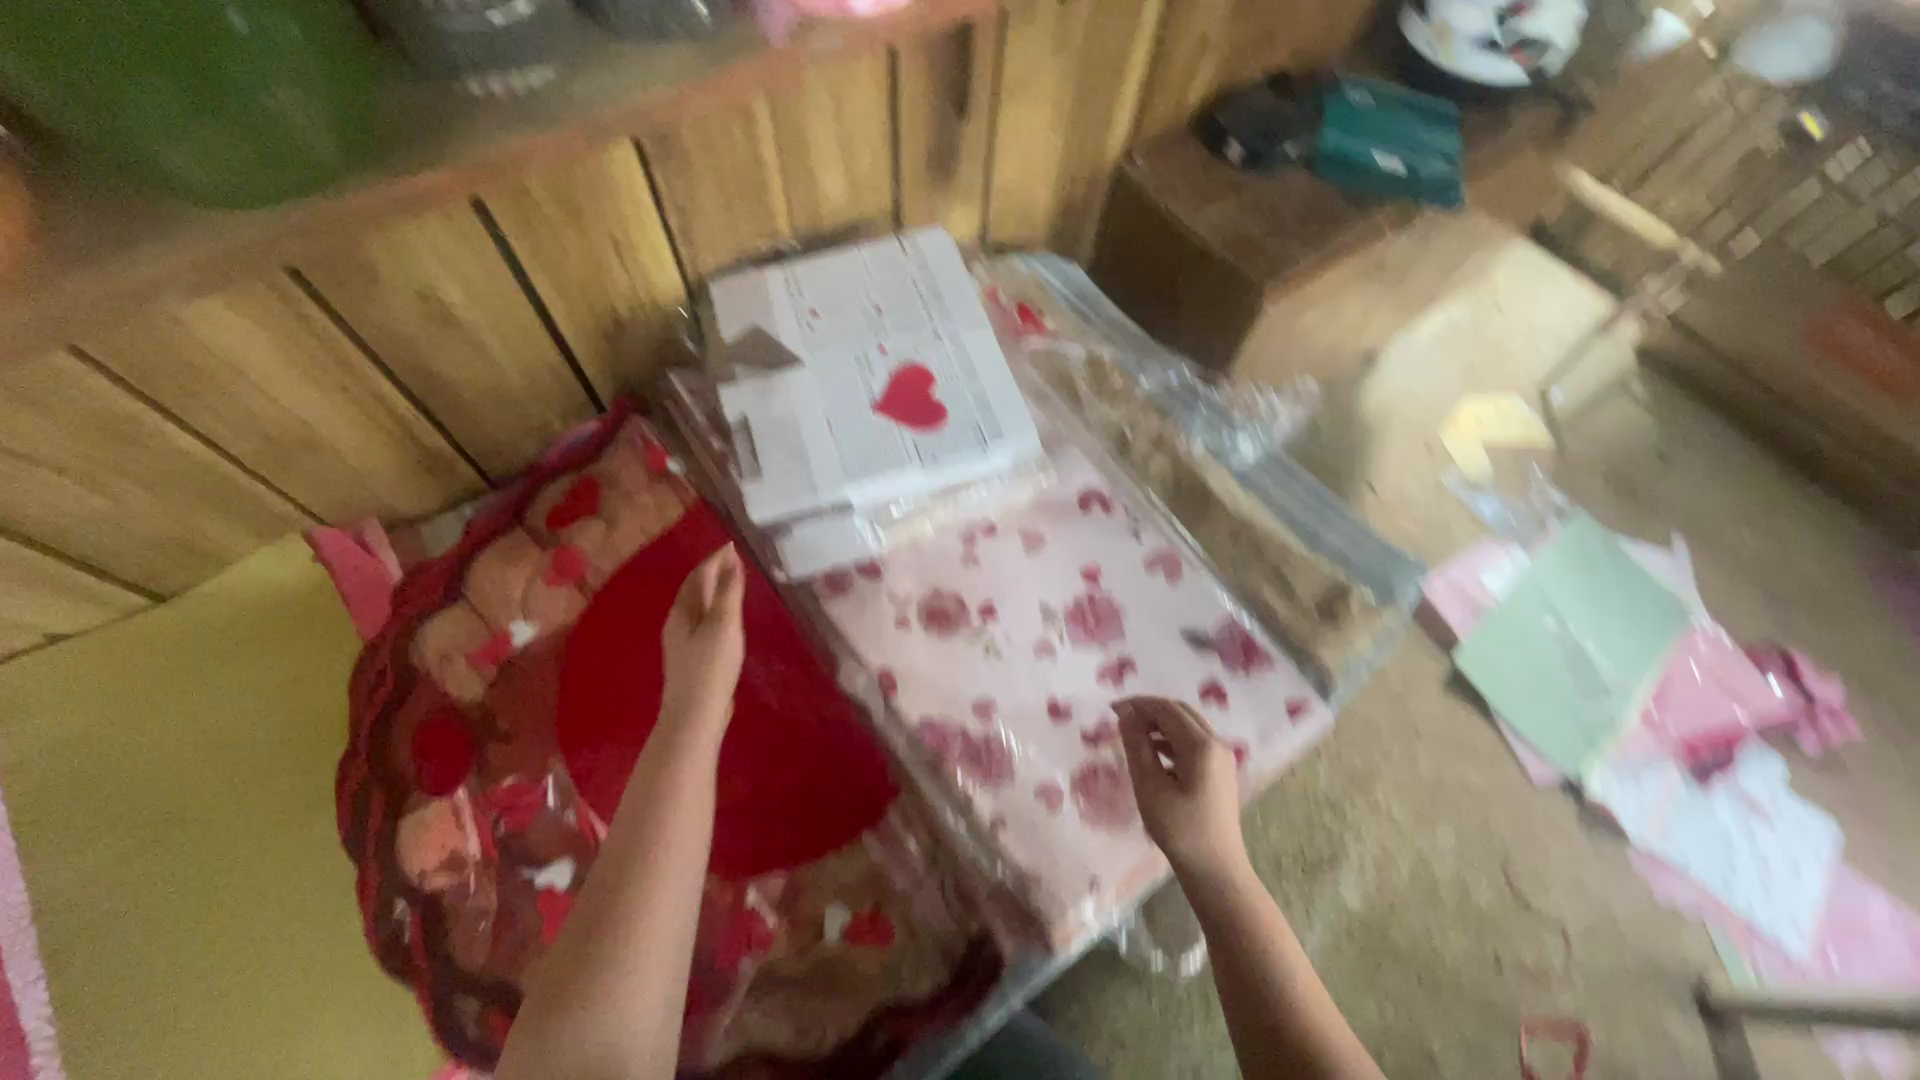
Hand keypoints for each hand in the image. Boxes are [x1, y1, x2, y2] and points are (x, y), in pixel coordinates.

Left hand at [660, 544, 746, 733]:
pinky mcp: (691, 658)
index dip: (716, 559)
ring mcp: (681, 642)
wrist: (695, 715)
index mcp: (683, 611)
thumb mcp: (724, 625)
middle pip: (694, 589)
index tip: (733, 546)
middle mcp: (677, 622)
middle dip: (712, 572)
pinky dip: (714, 610)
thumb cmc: (711, 666)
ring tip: (732, 584)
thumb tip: (731, 561)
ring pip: (697, 607)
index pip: (699, 575)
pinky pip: (702, 622)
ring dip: (713, 591)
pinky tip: (725, 620)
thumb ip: (728, 592)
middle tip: (733, 560)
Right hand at [1116, 696, 1247, 881]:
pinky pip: (1193, 743)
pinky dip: (1171, 740)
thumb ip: (1137, 745)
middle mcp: (1216, 743)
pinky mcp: (1220, 771)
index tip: (1110, 710)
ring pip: (1188, 726)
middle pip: (1180, 712)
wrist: (1215, 869)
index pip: (1166, 709)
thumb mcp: (1149, 785)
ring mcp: (1222, 758)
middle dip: (1149, 710)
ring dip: (1160, 724)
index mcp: (1202, 745)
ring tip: (1131, 734)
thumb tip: (1126, 713)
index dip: (1137, 704)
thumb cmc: (1178, 829)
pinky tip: (1152, 753)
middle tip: (1120, 718)